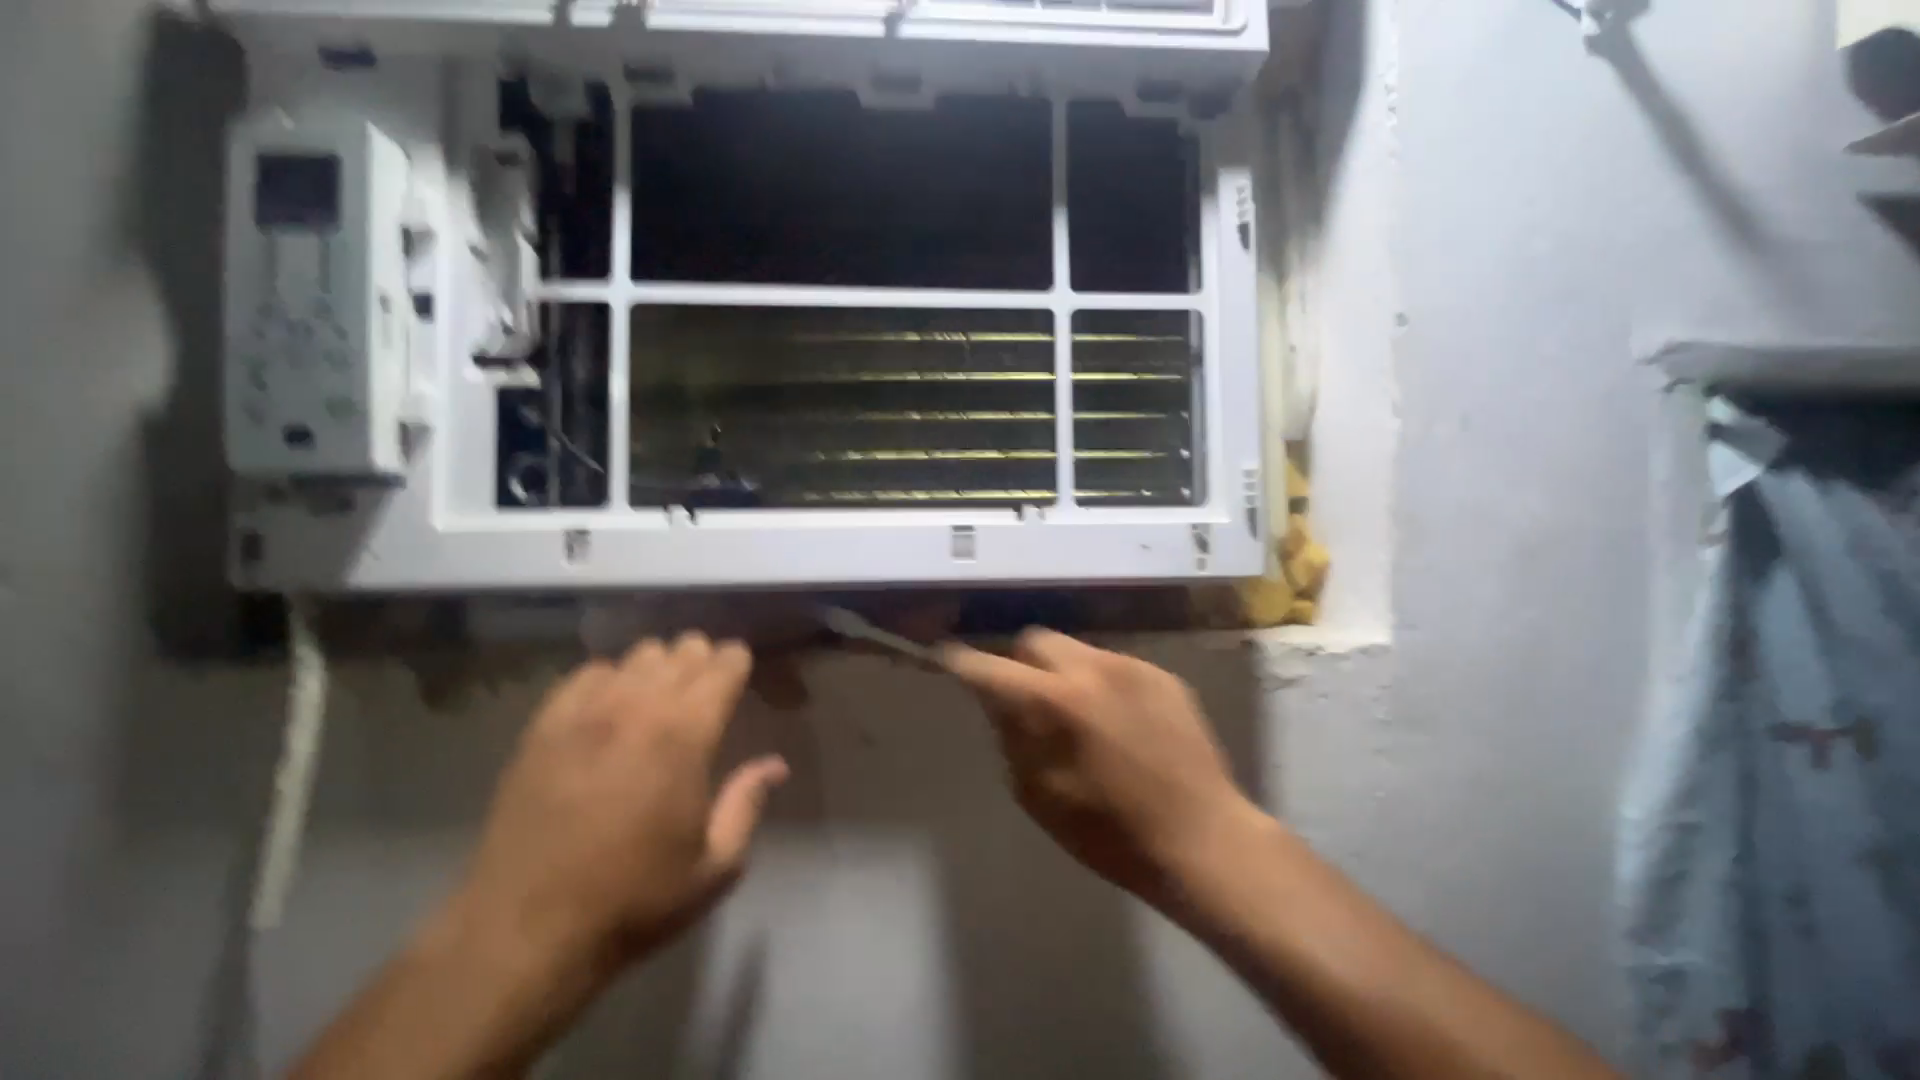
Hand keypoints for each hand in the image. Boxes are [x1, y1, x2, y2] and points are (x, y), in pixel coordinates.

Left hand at [451, 633, 788, 978]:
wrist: (528, 930)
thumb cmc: (635, 900)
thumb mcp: (714, 867)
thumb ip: (746, 804)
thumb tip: (774, 765)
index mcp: (684, 736)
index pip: (721, 667)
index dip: (737, 662)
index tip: (741, 671)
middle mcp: (635, 708)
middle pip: (679, 653)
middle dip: (701, 660)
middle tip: (707, 685)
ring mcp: (583, 714)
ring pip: (633, 657)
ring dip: (657, 667)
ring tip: (660, 693)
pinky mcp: (541, 728)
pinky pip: (585, 675)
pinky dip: (608, 679)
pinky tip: (610, 705)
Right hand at [944, 629, 1261, 902]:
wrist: (1200, 839)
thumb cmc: (1109, 834)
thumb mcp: (1038, 795)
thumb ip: (1012, 737)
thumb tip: (999, 702)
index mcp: (1052, 703)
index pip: (988, 668)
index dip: (961, 662)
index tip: (948, 660)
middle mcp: (1089, 670)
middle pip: (1033, 640)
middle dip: (1019, 664)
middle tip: (1025, 700)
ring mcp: (1131, 668)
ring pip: (1076, 649)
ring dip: (1062, 673)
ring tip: (1076, 715)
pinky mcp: (1163, 676)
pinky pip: (1114, 665)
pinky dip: (1101, 684)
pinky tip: (1118, 724)